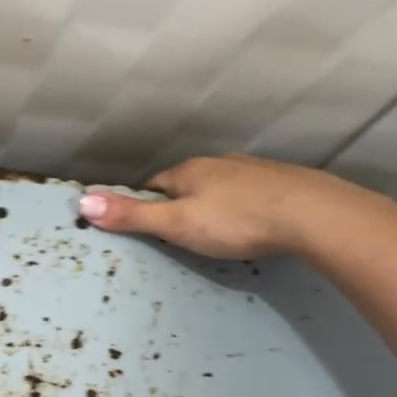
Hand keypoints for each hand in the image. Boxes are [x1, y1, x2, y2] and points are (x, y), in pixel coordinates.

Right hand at [77, 154, 361, 259]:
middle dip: (179, 204)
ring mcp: (255, 171)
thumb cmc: (236, 221)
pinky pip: (251, 194)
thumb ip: (131, 216)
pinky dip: (243, 207)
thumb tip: (81, 200)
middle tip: (175, 233)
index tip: (142, 225)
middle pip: (188, 184)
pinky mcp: (284, 183)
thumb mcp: (175, 224)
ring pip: (221, 187)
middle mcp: (220, 163)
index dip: (144, 204)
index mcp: (189, 171)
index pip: (154, 185)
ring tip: (212, 230)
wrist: (315, 216)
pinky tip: (250, 223)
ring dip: (212, 204)